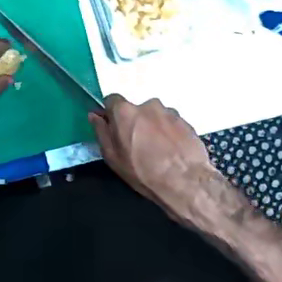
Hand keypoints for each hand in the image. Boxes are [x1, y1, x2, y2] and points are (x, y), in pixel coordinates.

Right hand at [89, 95, 247, 232]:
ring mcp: (170, 112)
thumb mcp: (113, 157)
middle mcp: (148, 104)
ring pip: (155, 116)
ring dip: (153, 128)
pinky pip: (171, 124)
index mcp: (126, 111)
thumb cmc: (142, 171)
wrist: (184, 180)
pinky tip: (171, 151)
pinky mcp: (186, 121)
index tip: (114, 129)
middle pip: (136, 110)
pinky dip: (169, 134)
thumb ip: (101, 132)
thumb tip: (95, 116)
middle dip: (135, 123)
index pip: (112, 100)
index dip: (111, 114)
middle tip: (137, 146)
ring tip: (158, 151)